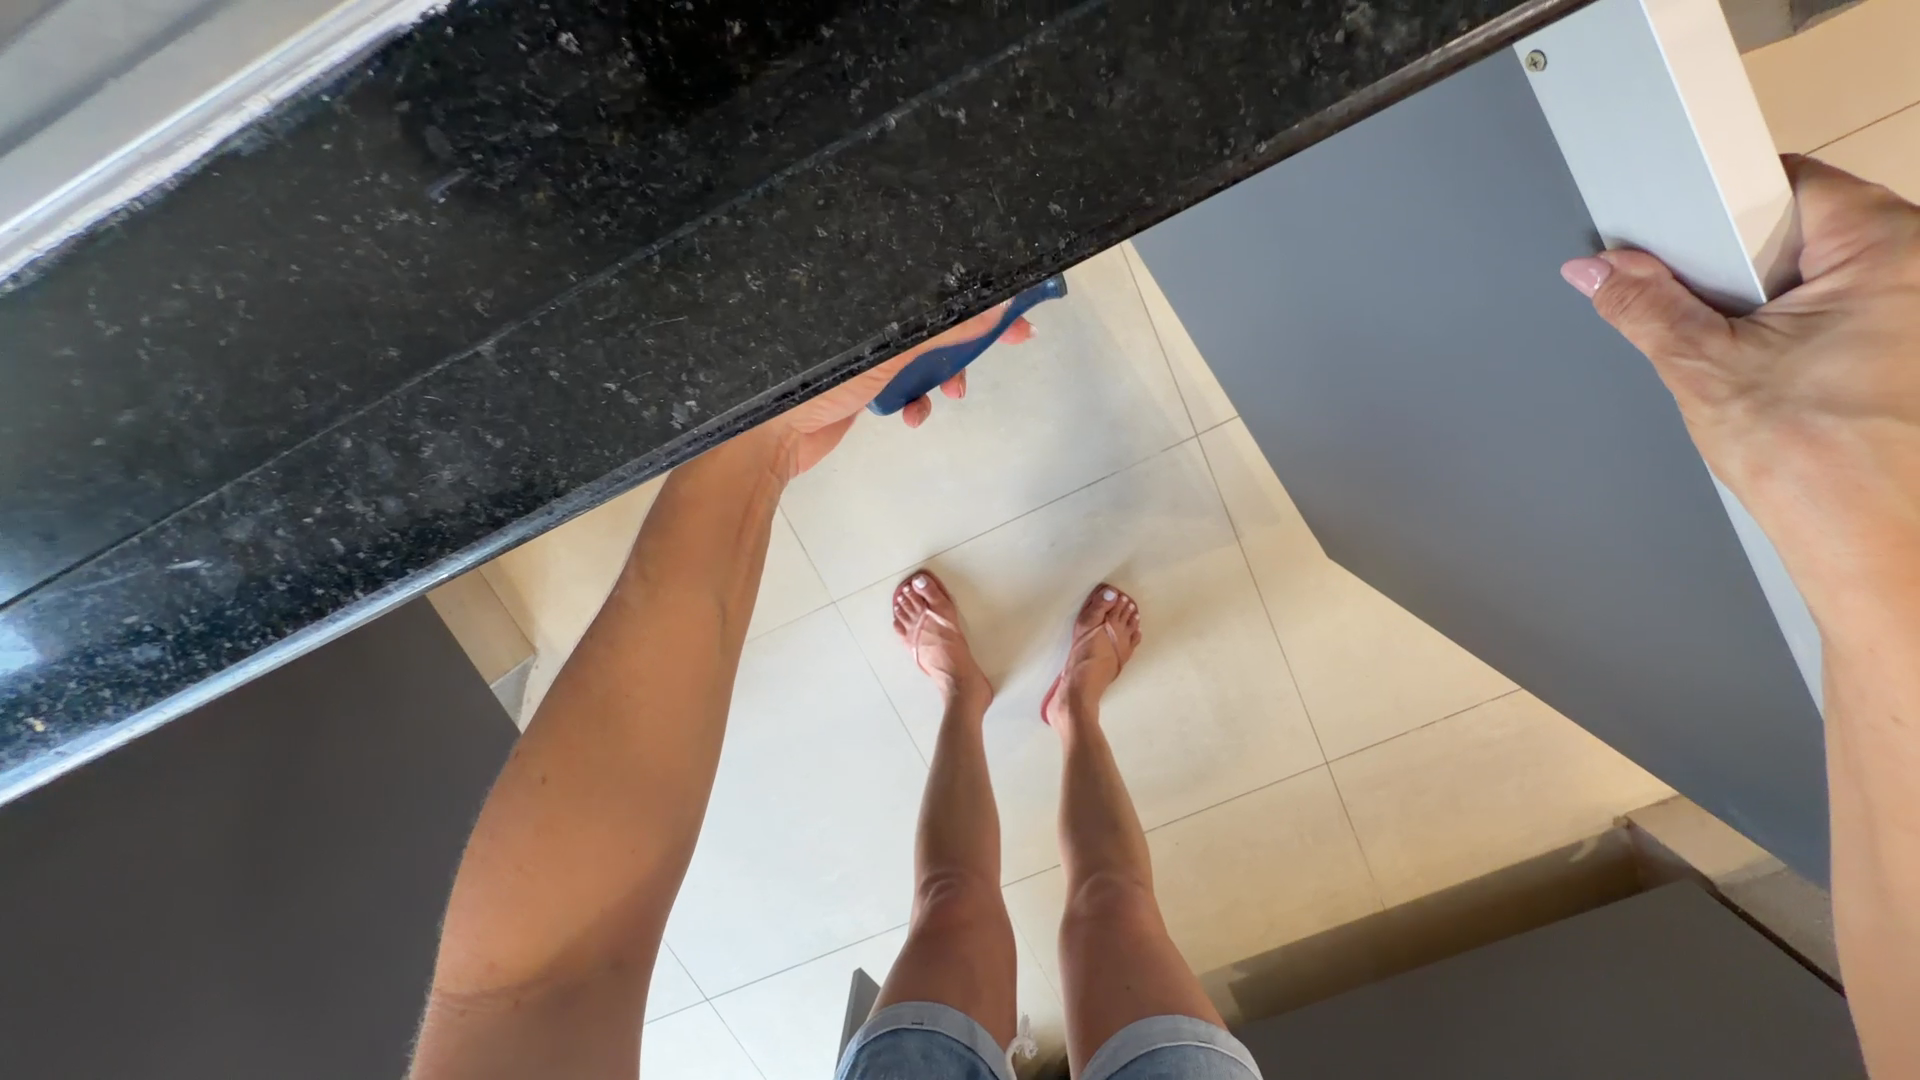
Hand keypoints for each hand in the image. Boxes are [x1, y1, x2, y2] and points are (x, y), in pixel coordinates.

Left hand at [766, 302, 1034, 477]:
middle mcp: (872, 320)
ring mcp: (868, 354)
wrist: (771, 438)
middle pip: (936, 318)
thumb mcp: (887, 353)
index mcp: (872, 297)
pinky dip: (915, 401)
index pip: (935, 285)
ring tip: (953, 394)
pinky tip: (912, 416)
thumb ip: (939, 332)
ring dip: (945, 375)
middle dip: (972, 333)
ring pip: (925, 356)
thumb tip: (993, 306)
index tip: (1015, 299)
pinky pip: (904, 387)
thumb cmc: (817, 383)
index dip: (978, 291)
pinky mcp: (863, 385)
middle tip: (1015, 339)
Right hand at [1560, 156, 1919, 613]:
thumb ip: (1643, 308)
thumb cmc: (1826, 463)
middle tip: (1700, 313)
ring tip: (1739, 355)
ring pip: (1809, 273)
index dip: (1710, 204)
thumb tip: (1598, 273)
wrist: (1878, 538)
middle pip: (1794, 229)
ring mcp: (1918, 305)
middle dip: (1728, 266)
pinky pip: (1833, 308)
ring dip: (1754, 304)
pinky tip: (1768, 372)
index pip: (1781, 185)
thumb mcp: (1703, 368)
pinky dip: (1786, 330)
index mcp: (1893, 248)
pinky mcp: (1909, 342)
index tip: (1663, 229)